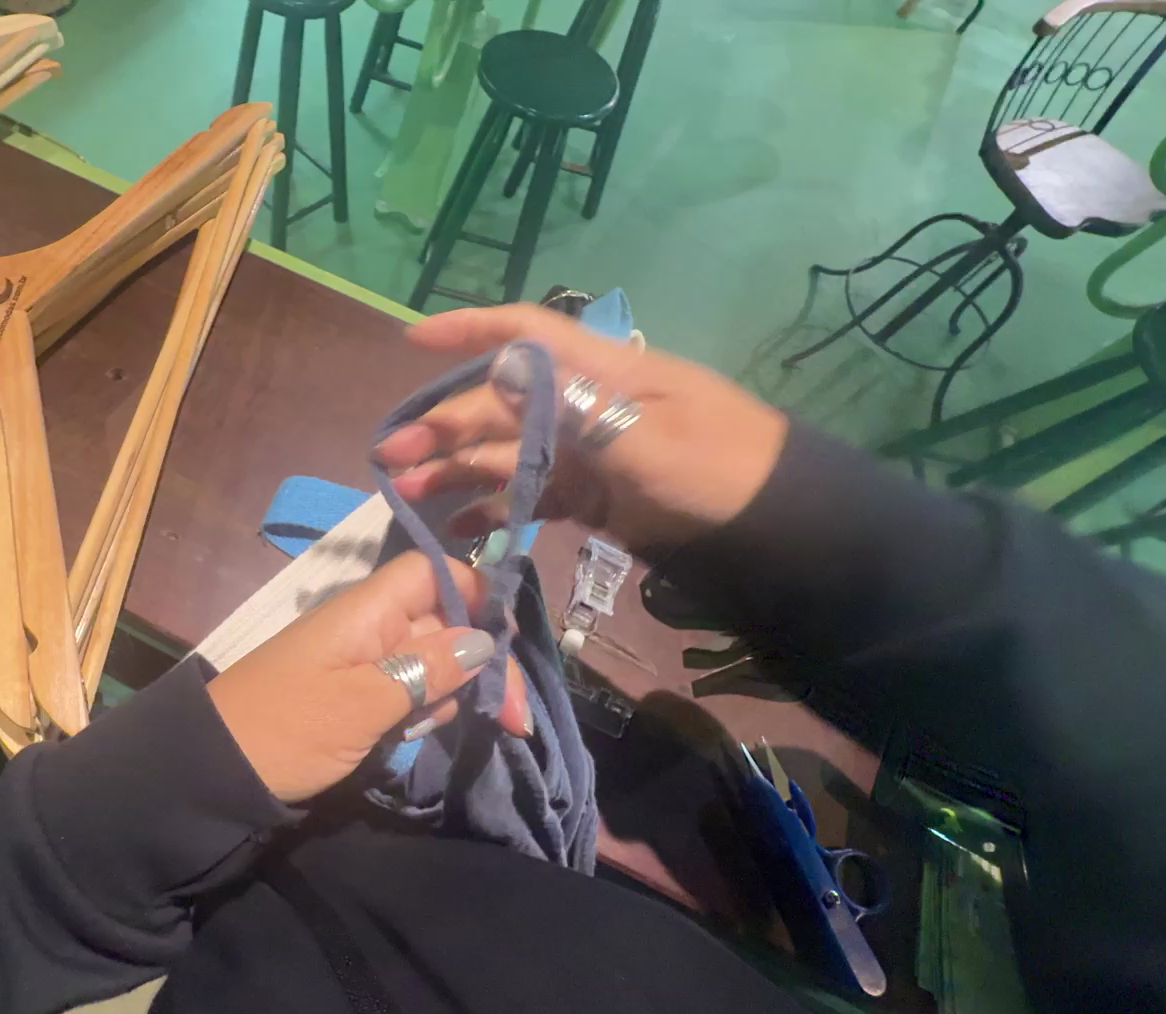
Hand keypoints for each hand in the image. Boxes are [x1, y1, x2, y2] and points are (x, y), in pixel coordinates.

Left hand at [207, 552, 529, 803]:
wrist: (214, 770)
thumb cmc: (287, 728)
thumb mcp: (362, 703)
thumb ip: (425, 670)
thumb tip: (482, 642)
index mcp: (368, 609)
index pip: (433, 573)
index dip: (476, 595)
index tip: (506, 645)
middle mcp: (369, 624)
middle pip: (444, 622)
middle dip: (480, 664)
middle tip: (513, 721)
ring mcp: (362, 659)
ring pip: (430, 659)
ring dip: (450, 692)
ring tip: (439, 729)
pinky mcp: (355, 690)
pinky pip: (405, 688)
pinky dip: (419, 709)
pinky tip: (412, 735)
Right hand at [374, 304, 790, 553]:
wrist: (776, 531)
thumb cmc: (721, 471)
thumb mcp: (654, 440)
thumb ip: (577, 409)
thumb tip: (503, 369)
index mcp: (602, 375)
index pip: (526, 336)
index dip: (468, 331)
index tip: (412, 339)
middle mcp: (581, 405)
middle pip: (497, 406)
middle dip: (442, 427)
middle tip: (390, 455)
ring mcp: (581, 451)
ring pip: (503, 453)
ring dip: (455, 470)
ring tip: (408, 492)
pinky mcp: (585, 494)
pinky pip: (526, 495)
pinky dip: (493, 508)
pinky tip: (459, 525)